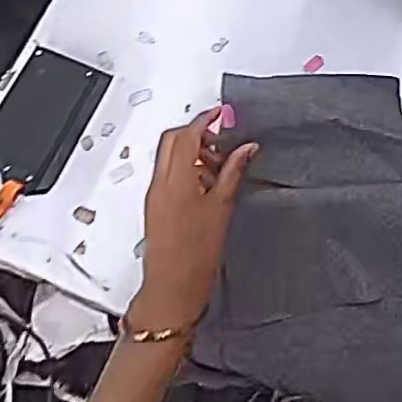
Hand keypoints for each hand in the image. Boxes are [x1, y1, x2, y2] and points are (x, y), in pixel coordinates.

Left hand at [127, 107, 258, 332]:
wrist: (173, 287)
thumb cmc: (195, 254)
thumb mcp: (222, 206)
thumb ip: (233, 171)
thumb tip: (246, 149)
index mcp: (176, 180)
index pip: (186, 135)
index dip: (204, 120)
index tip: (219, 114)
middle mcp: (160, 183)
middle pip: (173, 140)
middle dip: (197, 134)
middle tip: (221, 140)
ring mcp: (155, 194)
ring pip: (170, 156)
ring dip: (193, 152)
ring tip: (219, 167)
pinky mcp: (156, 204)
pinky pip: (169, 174)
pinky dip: (187, 169)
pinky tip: (207, 183)